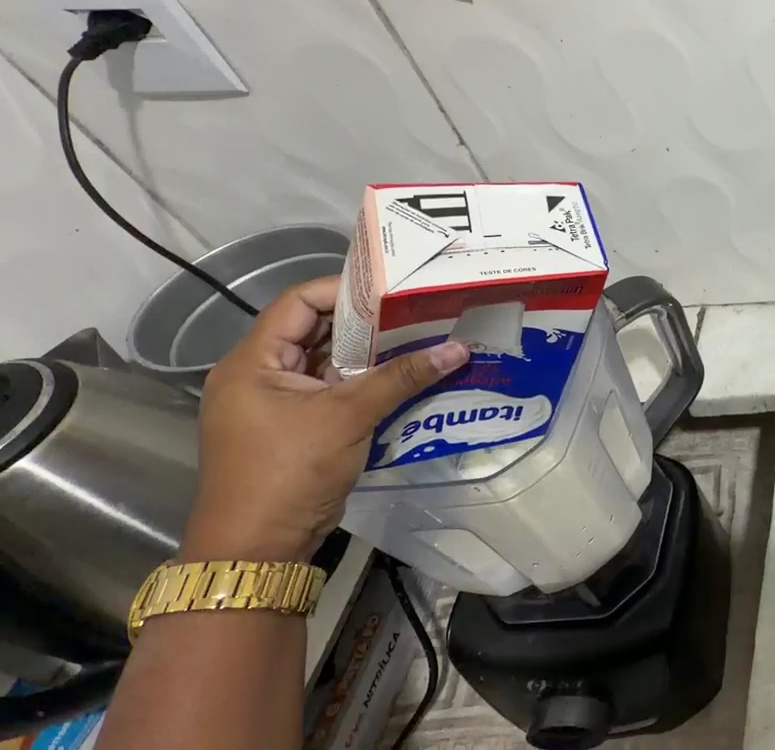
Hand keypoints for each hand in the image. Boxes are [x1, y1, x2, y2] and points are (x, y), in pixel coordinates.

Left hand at [183, 277, 467, 562]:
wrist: (256, 549)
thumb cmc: (288, 472)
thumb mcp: (349, 416)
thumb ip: (404, 376)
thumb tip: (461, 347)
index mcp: (252, 362)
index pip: (299, 302)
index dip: (346, 288)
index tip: (397, 286)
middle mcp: (259, 374)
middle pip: (317, 328)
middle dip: (370, 319)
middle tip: (422, 307)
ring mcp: (278, 401)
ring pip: (331, 358)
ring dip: (375, 349)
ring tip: (426, 334)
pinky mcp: (297, 424)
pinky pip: (337, 386)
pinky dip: (370, 377)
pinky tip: (411, 372)